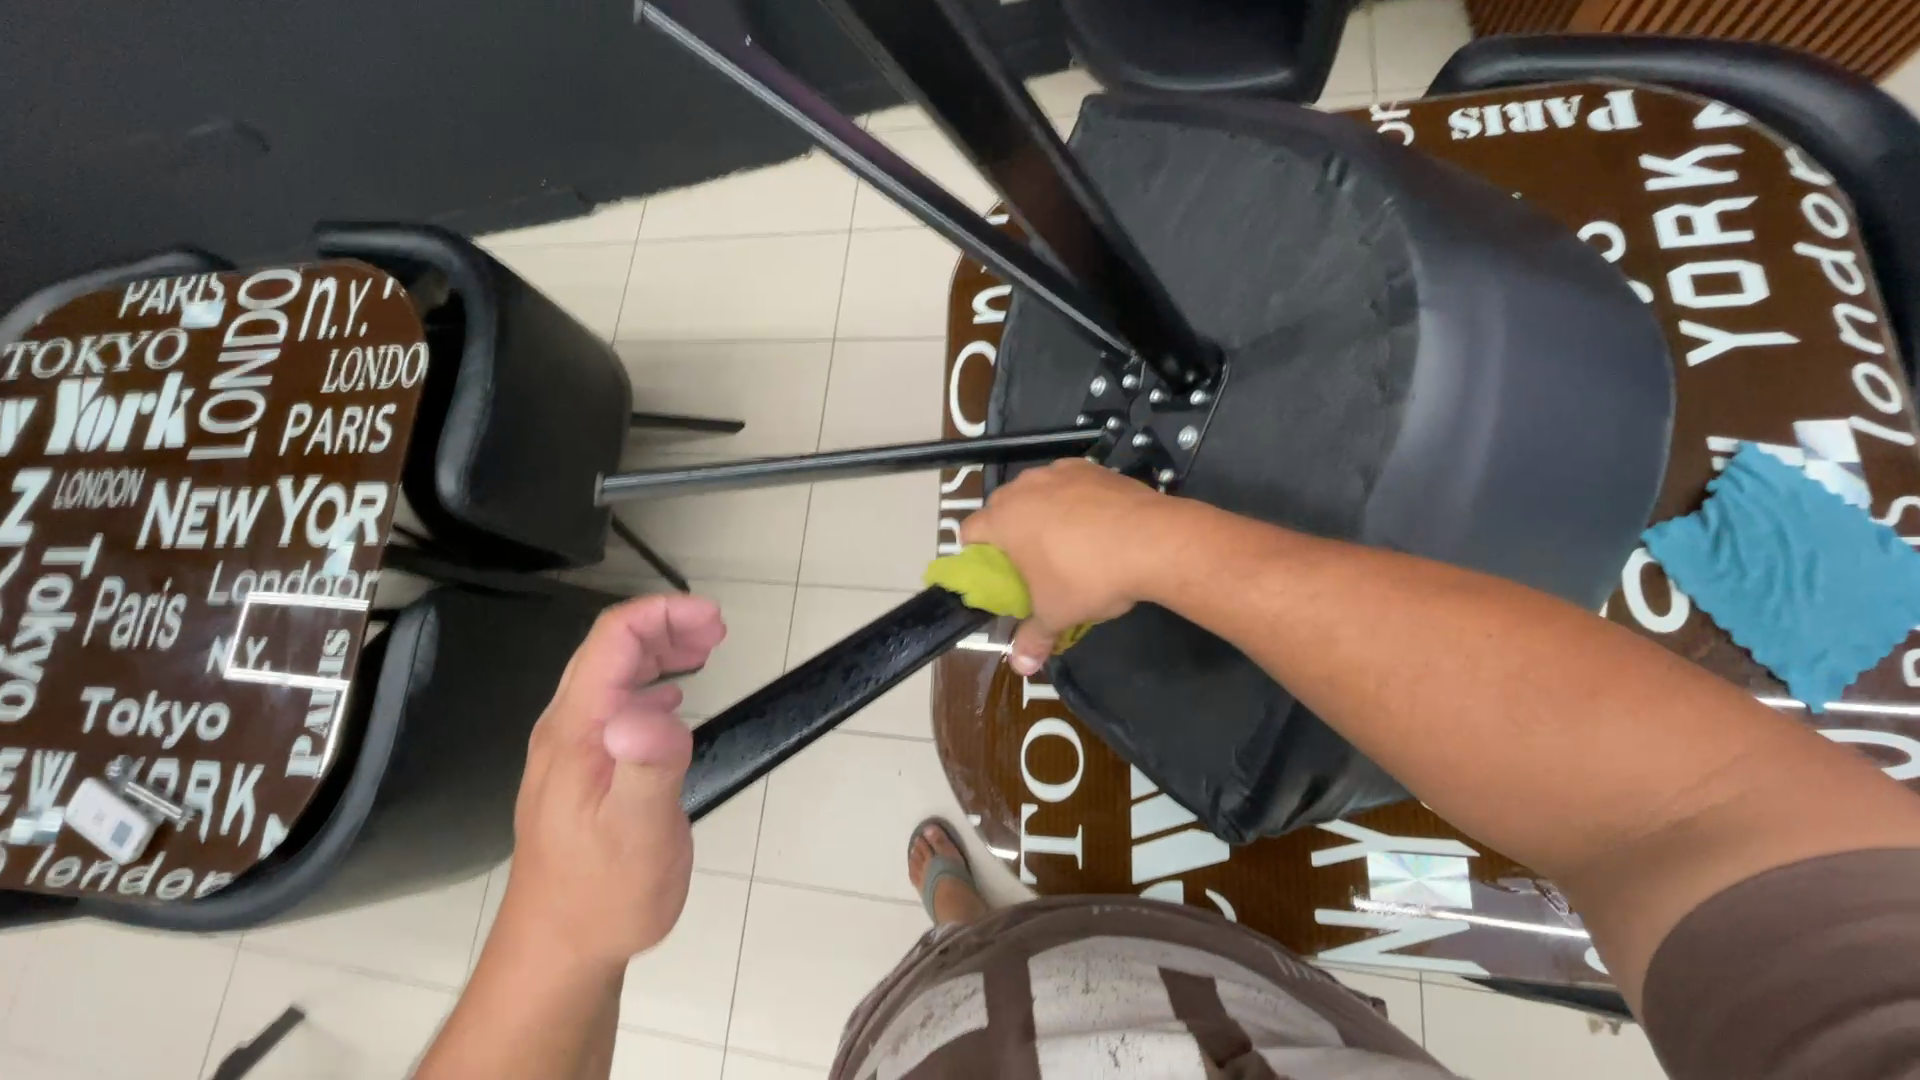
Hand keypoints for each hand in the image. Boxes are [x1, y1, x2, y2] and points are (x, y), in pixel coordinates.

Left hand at [498, 594, 726, 972]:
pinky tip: (675, 700)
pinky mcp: (584, 770)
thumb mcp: (638, 833)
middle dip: (666, 625)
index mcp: (576, 730)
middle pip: (610, 650)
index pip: (612, 641)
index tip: (714, 620)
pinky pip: (615, 704)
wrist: (561, 949)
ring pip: (612, 675)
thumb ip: (648, 766)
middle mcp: (567, 729)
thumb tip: (647, 710)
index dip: (662, 614)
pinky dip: (652, 684)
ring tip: (707, 650)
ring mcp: (572, 750)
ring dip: (659, 651)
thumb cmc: (605, 893)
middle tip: (719, 632)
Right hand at [960, 459, 1171, 674]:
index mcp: (1003, 520)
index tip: (997, 575)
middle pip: (1001, 508)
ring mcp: (1058, 472)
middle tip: (1030, 563)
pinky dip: (1073, 500)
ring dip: (1041, 512)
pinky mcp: (1091, 467)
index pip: (969, 532)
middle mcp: (1024, 488)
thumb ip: (1033, 638)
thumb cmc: (1088, 576)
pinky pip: (1068, 483)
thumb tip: (1021, 668)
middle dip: (1009, 532)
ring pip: (1035, 492)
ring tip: (1066, 543)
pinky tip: (1094, 524)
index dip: (977, 555)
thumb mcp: (1057, 614)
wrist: (1153, 541)